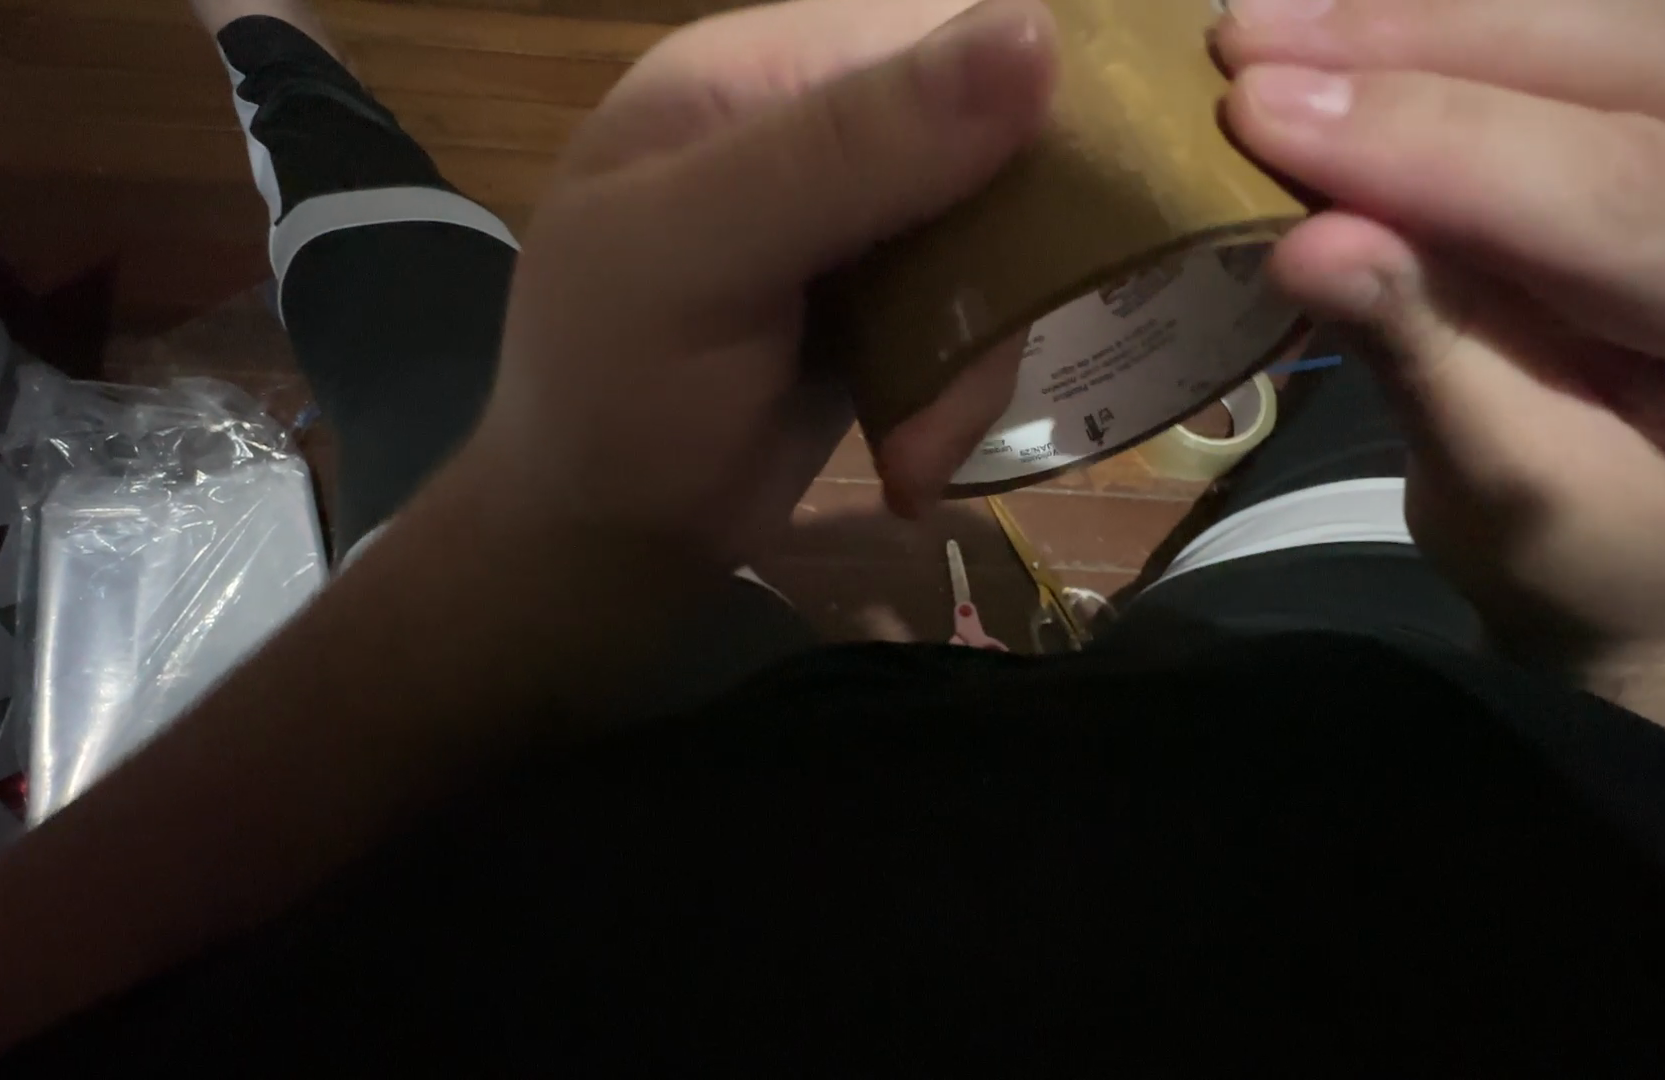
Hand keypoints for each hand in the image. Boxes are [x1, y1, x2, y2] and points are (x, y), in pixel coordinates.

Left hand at [469, 0, 1056, 562]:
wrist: (616, 530)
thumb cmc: (619, 393)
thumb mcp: (698, 259)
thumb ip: (842, 151)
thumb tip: (1036, 33)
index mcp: (762, 76)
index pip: (938, 35)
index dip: (1021, 112)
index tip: (1048, 229)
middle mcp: (824, 142)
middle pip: (991, 165)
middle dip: (991, 294)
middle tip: (953, 396)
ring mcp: (863, 239)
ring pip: (994, 268)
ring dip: (970, 378)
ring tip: (914, 458)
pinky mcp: (888, 318)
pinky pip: (969, 333)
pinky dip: (956, 405)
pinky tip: (911, 462)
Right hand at [1213, 0, 1664, 662]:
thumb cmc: (1598, 562)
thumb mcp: (1507, 492)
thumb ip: (1425, 359)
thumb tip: (1305, 245)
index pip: (1627, 199)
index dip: (1426, 148)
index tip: (1257, 112)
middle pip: (1640, 64)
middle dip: (1416, 51)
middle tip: (1248, 45)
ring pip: (1628, 18)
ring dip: (1429, 18)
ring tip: (1275, 26)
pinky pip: (1615, 31)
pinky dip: (1469, 28)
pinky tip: (1367, 26)